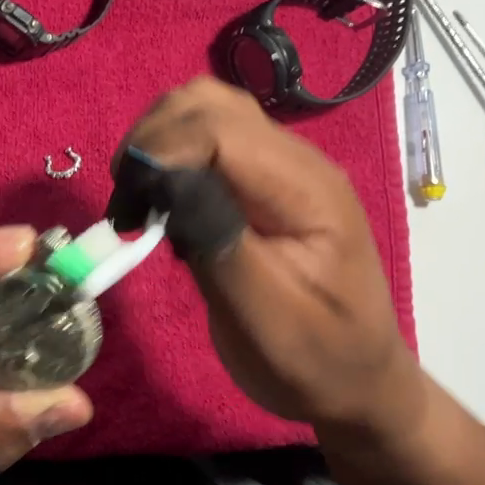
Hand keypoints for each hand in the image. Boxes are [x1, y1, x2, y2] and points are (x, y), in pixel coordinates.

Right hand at [118, 77, 422, 444]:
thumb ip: (219, 243)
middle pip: (209, 102)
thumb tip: (165, 180)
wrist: (356, 382)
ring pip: (203, 107)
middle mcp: (296, 161)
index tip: (128, 202)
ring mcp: (279, 164)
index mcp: (307, 191)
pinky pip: (206, 134)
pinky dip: (169, 150)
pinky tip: (159, 195)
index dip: (162, 149)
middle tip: (127, 199)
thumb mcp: (268, 319)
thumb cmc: (315, 359)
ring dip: (157, 138)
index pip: (222, 130)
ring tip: (138, 193)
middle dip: (153, 138)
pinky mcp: (259, 177)